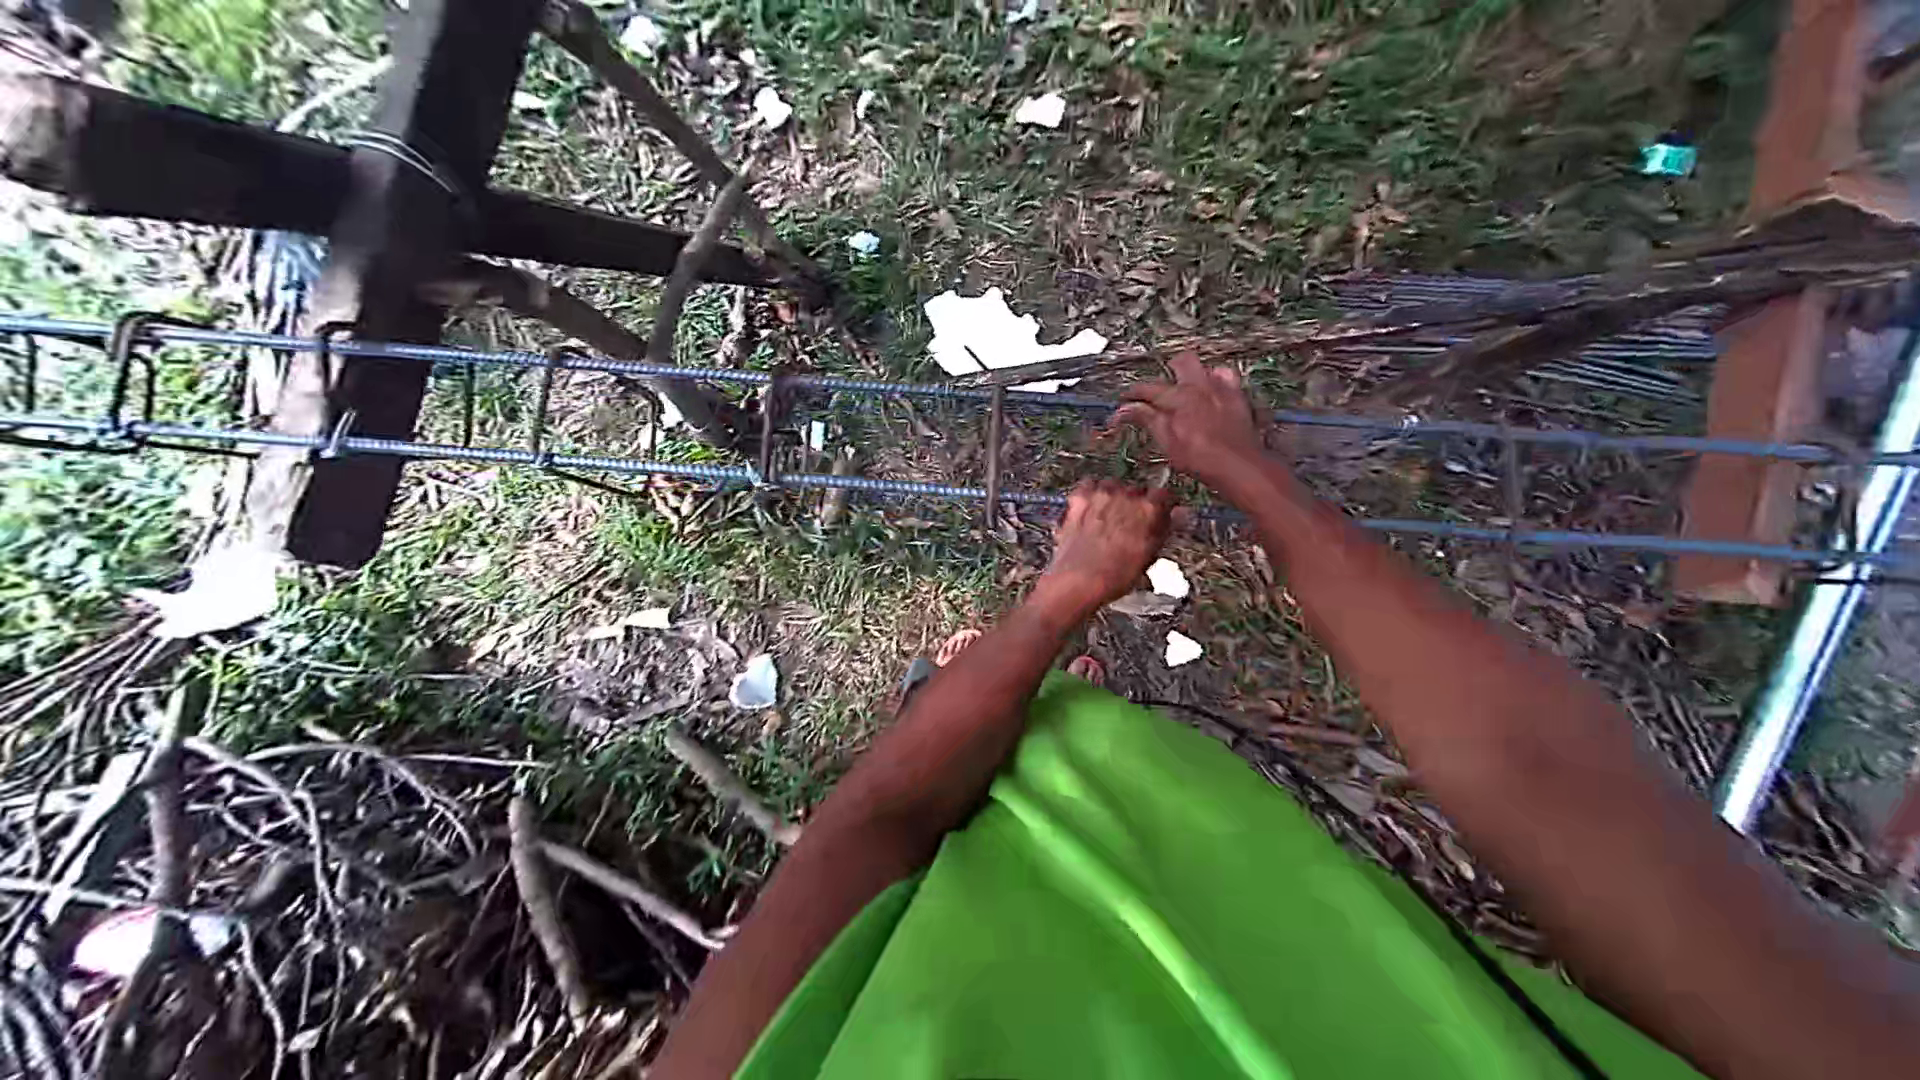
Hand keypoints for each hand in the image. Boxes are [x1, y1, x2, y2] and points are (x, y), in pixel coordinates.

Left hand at [1033, 479, 1174, 615]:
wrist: (1078, 580)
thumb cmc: (1115, 576)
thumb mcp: (1148, 556)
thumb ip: (1164, 529)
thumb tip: (1179, 514)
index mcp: (1149, 509)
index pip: (1163, 495)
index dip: (1160, 506)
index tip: (1157, 514)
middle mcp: (1126, 495)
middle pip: (1137, 490)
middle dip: (1135, 504)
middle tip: (1129, 523)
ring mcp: (1101, 495)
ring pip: (1113, 486)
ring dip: (1113, 497)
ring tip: (1107, 518)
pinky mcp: (1079, 498)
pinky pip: (1089, 486)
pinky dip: (1091, 494)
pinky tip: (1090, 510)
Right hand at [1114, 352, 1265, 489]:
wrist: (1238, 465)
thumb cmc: (1202, 458)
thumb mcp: (1166, 442)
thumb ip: (1147, 419)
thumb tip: (1125, 409)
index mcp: (1179, 397)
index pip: (1149, 388)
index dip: (1134, 394)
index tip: (1125, 400)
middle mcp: (1202, 387)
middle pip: (1182, 362)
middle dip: (1168, 370)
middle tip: (1160, 387)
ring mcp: (1223, 389)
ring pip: (1207, 367)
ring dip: (1195, 374)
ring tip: (1187, 388)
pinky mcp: (1238, 398)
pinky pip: (1228, 378)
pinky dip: (1218, 381)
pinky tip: (1213, 393)